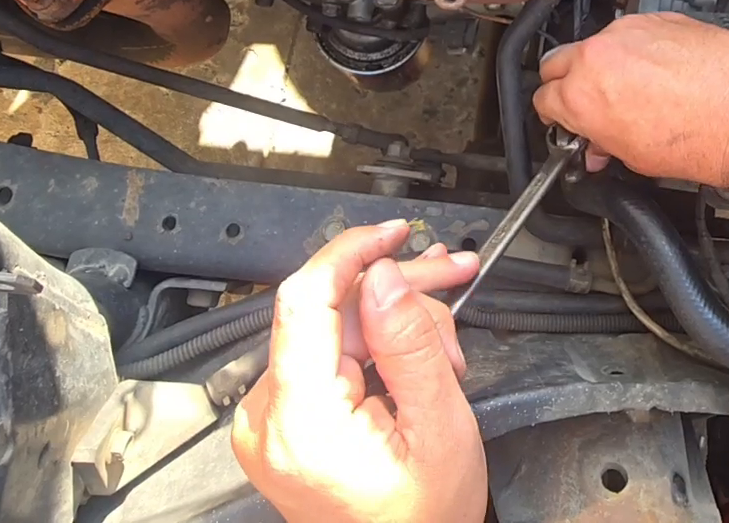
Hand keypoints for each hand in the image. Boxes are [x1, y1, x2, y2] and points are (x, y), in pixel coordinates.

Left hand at [233, 221, 486, 522]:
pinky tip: (421, 341)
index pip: (305, 299)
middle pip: (335, 309)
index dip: (351, 251)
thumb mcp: (438, 425)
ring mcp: (276, 417)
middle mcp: (272, 416)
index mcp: (302, 421)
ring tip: (450, 342)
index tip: (395, 234)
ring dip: (402, 320)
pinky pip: (336, 350)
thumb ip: (410, 342)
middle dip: (403, 290)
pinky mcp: (291, 416)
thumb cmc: (423, 519)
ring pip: (343, 324)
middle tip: (456, 274)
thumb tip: (384, 275)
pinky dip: (382, 341)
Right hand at [533, 12, 728, 189]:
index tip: (568, 120)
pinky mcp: (658, 18)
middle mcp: (598, 55)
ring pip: (597, 44)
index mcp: (581, 95)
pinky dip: (639, 48)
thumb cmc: (702, 139)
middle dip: (567, 83)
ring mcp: (628, 31)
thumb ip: (604, 144)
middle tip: (590, 103)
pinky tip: (662, 72)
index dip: (556, 115)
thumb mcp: (636, 157)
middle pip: (556, 63)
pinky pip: (634, 31)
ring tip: (636, 89)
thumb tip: (598, 142)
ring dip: (605, 64)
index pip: (543, 99)